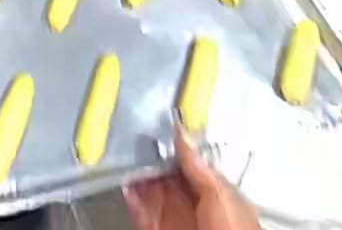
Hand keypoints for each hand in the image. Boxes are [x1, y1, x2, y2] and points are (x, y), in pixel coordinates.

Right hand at [123, 128, 260, 229]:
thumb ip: (197, 166)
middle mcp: (193, 205)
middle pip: (165, 174)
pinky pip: (141, 213)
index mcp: (214, 194)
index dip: (171, 144)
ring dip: (136, 174)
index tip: (152, 122)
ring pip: (150, 190)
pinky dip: (131, 199)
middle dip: (148, 156)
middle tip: (131, 134)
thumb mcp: (220, 198)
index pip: (189, 163)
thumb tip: (179, 130)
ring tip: (121, 155)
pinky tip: (125, 185)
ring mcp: (174, 220)